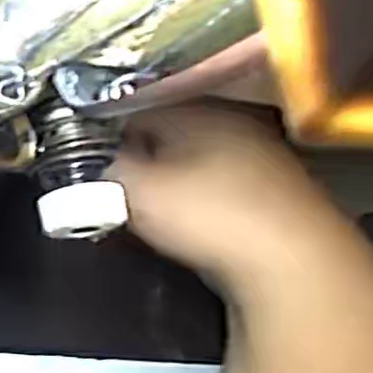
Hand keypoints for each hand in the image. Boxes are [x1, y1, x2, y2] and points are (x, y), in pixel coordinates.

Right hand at [108, 105, 362, 296]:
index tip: (82, 164)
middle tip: (107, 189)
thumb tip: (88, 161)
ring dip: (161, 181)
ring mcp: (258, 156)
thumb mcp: (132, 188)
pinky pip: (212, 184)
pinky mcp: (269, 190)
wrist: (289, 261)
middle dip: (133, 160)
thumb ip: (101, 168)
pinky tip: (179, 222)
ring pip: (188, 160)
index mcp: (198, 112)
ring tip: (138, 209)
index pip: (132, 110)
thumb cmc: (205, 214)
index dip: (101, 136)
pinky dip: (190, 198)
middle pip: (162, 135)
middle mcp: (233, 123)